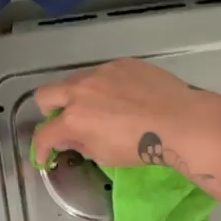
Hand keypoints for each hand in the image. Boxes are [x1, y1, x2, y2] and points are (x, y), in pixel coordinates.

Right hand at [32, 58, 220, 169]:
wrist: (179, 121)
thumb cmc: (140, 146)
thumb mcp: (104, 155)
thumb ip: (80, 144)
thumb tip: (69, 139)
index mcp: (73, 118)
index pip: (44, 134)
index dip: (41, 149)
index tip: (46, 156)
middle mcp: (80, 90)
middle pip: (46, 95)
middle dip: (49, 111)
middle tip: (65, 123)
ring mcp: (102, 73)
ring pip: (75, 81)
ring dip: (77, 96)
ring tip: (100, 109)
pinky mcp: (122, 63)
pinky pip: (103, 74)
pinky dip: (104, 87)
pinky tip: (124, 98)